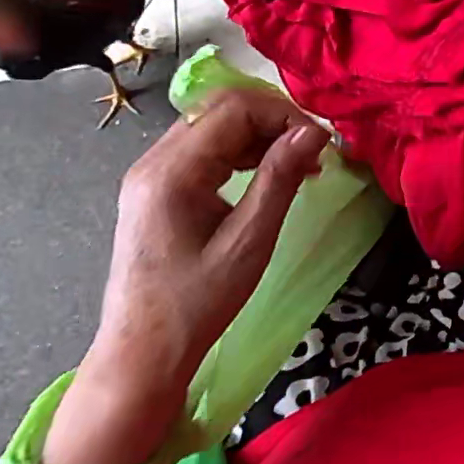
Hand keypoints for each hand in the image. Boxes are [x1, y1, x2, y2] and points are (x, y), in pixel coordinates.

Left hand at [84, 88, 328, 397]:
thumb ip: (279, 179)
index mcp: (171, 171)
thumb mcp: (248, 242)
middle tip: (313, 150)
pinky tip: (269, 174)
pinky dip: (241, 152)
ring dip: (260, 136)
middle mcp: (154, 161)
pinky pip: (204, 151)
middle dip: (273, 120)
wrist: (142, 353)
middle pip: (221, 111)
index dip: (283, 115)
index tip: (320, 142)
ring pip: (214, 127)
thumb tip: (314, 133)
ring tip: (300, 165)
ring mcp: (151, 173)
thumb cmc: (197, 304)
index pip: (234, 110)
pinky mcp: (157, 188)